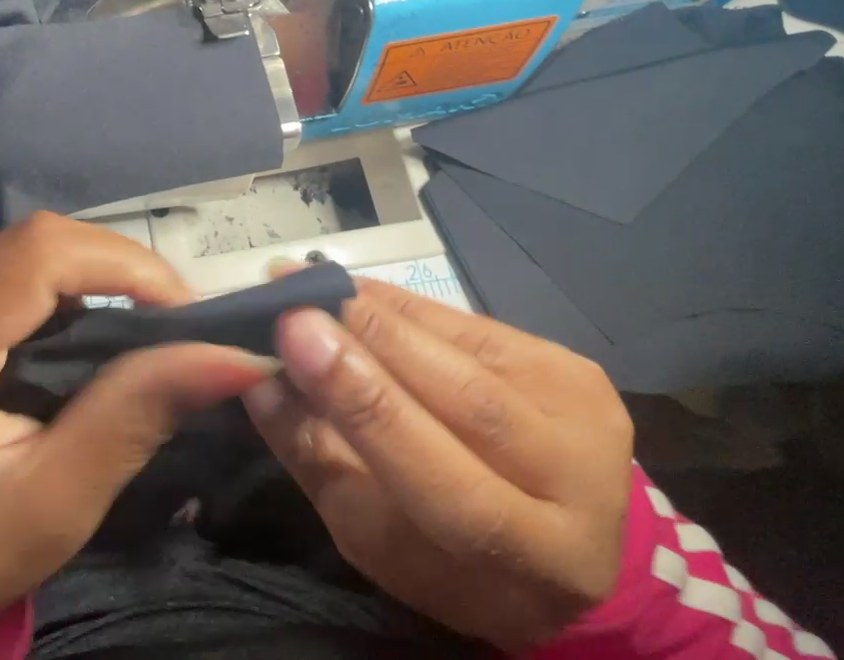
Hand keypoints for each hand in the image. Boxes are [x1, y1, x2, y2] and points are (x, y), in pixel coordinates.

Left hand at [0, 213, 278, 659]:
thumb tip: (232, 357)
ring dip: (81, 289)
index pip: (33, 256)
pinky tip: (64, 349)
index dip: (122, 263)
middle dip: (111, 276)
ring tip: (127, 342)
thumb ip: (133, 417)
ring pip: (12, 260)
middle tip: (171, 332)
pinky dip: (43, 302)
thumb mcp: (51, 507)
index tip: (186, 311)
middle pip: (24, 250)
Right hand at [244, 281, 633, 651]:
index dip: (365, 401)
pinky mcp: (574, 367)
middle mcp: (577, 479)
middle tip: (288, 297)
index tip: (294, 334)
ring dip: (376, 309)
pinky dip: (400, 306)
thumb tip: (258, 380)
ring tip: (307, 282)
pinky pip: (470, 324)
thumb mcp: (370, 532)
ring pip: (466, 346)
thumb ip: (316, 456)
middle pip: (465, 397)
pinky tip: (350, 293)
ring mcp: (585, 413)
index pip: (444, 476)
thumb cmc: (449, 562)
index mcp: (530, 553)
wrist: (565, 553)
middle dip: (367, 337)